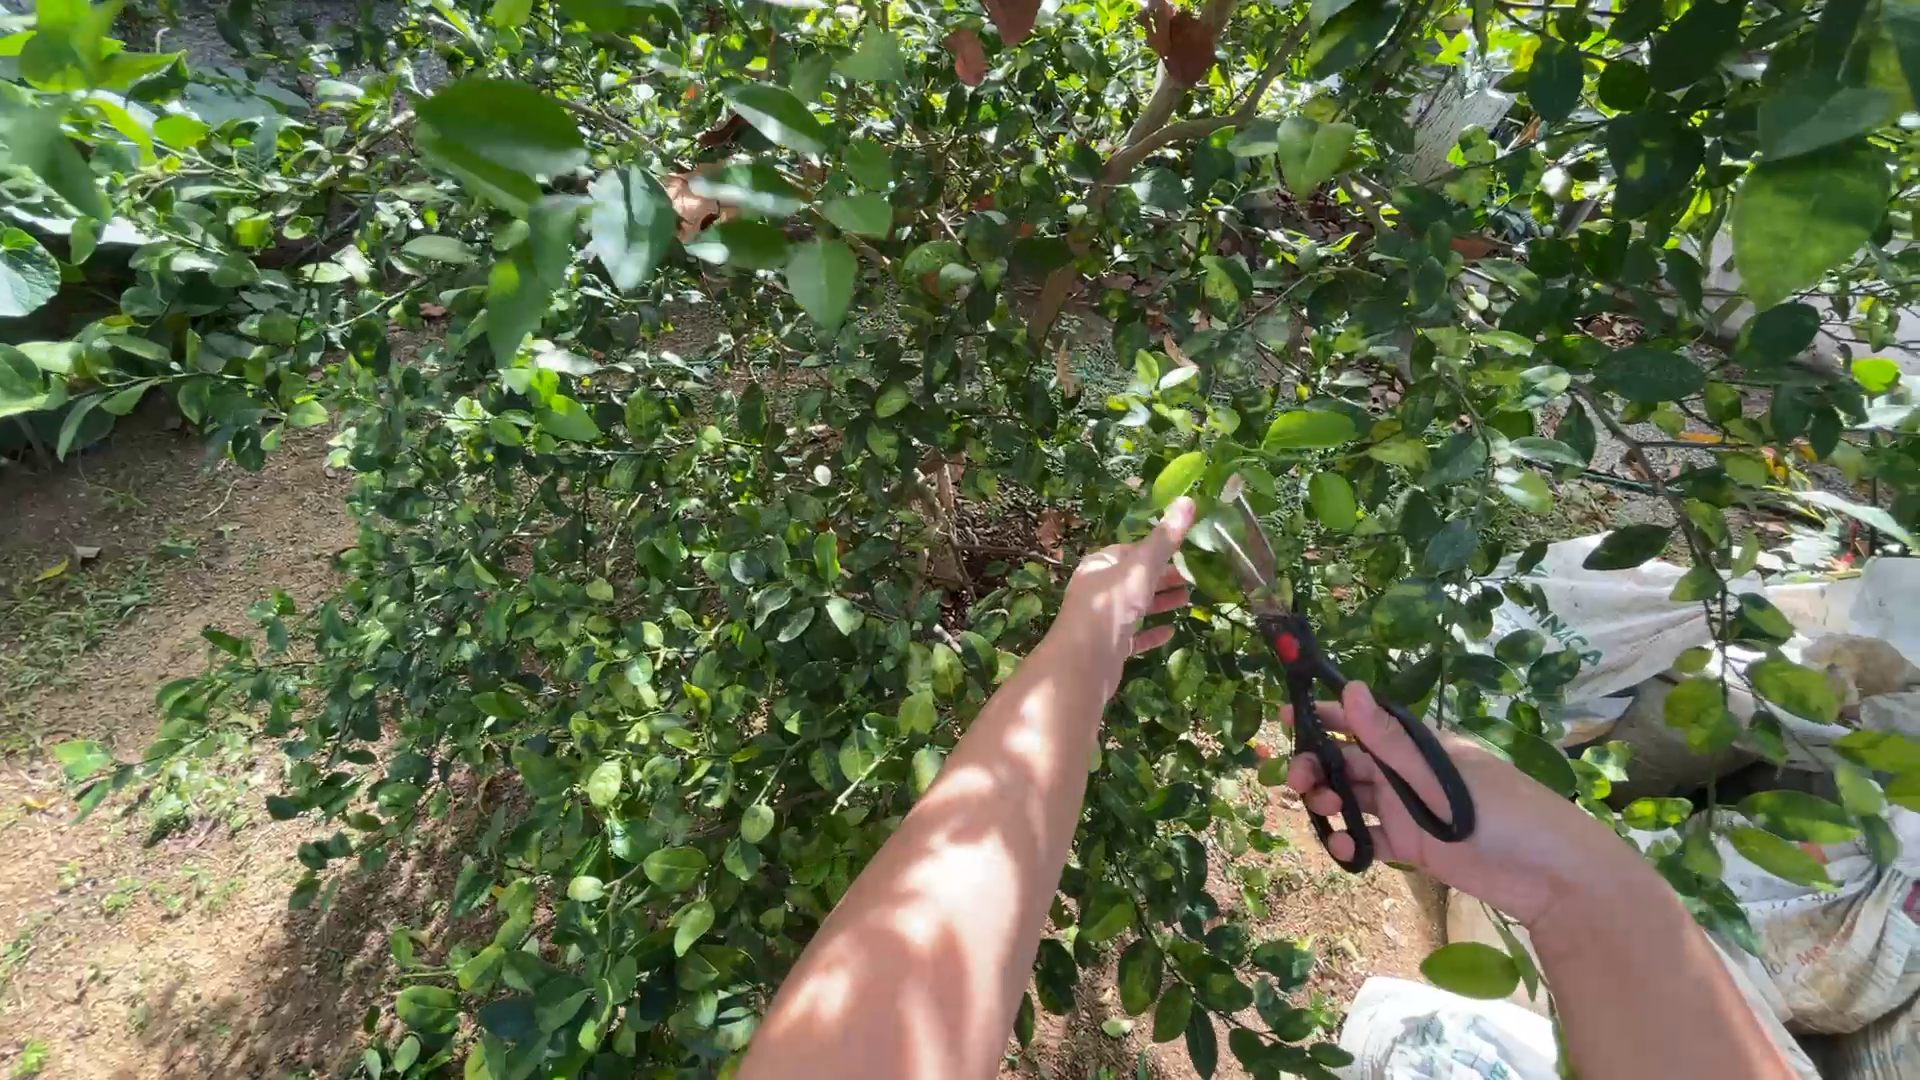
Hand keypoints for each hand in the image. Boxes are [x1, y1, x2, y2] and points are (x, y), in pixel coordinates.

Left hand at [1052, 497, 1196, 662]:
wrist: (1084, 661)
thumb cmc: (1111, 605)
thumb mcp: (1141, 567)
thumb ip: (1164, 539)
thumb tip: (1187, 500)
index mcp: (1100, 566)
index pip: (1129, 551)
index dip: (1155, 550)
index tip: (1184, 552)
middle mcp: (1098, 590)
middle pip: (1134, 579)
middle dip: (1162, 577)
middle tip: (1192, 578)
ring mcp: (1103, 620)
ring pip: (1135, 607)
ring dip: (1160, 603)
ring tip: (1188, 600)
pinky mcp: (1110, 648)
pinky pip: (1134, 636)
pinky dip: (1152, 632)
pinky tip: (1171, 632)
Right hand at [1284, 681, 1647, 927]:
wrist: (1556, 880)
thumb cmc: (1504, 811)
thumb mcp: (1440, 774)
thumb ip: (1388, 739)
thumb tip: (1349, 686)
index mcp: (1413, 744)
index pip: (1358, 721)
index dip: (1321, 716)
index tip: (1286, 716)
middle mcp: (1402, 772)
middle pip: (1343, 761)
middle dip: (1314, 767)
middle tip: (1298, 783)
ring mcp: (1404, 808)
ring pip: (1349, 798)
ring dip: (1328, 804)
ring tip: (1328, 816)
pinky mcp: (1410, 845)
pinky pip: (1368, 838)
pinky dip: (1351, 843)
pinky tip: (1348, 851)